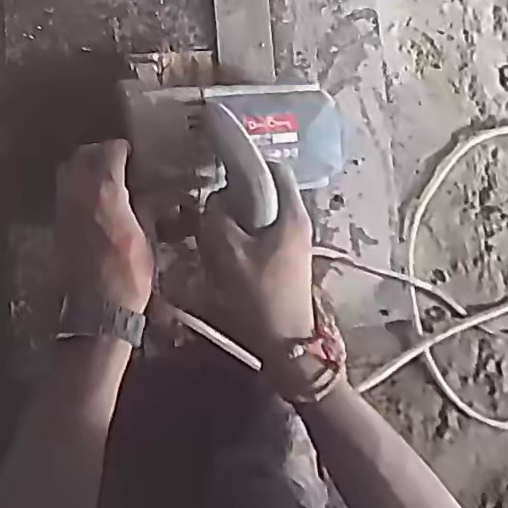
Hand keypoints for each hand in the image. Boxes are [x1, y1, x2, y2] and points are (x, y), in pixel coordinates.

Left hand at [55, 140, 154, 314]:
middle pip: (82, 156)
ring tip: (102, 178)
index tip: (130, 153)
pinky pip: (64, 192)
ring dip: (83, 167)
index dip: (120, 149)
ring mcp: (63, 209)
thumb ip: (142, 210)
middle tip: (115, 160)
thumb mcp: (145, 240)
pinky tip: (92, 200)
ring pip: (67, 171)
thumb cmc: (128, 277)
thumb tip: (145, 196)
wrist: (96, 311)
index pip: (108, 153)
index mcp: (105, 194)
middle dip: (98, 152)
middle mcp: (78, 195)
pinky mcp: (57, 225)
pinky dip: (76, 187)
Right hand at [196, 161, 313, 358]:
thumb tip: (215, 201)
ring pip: (259, 214)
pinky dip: (240, 234)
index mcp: (291, 214)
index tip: (219, 164)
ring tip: (211, 226)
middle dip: (236, 193)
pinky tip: (221, 249)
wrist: (285, 347)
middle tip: (209, 202)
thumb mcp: (228, 251)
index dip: (246, 160)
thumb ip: (216, 217)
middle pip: (264, 191)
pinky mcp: (284, 260)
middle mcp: (298, 222)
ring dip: (235, 216)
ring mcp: (293, 243)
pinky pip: (259, 233)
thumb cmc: (259, 296)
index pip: (273, 168)